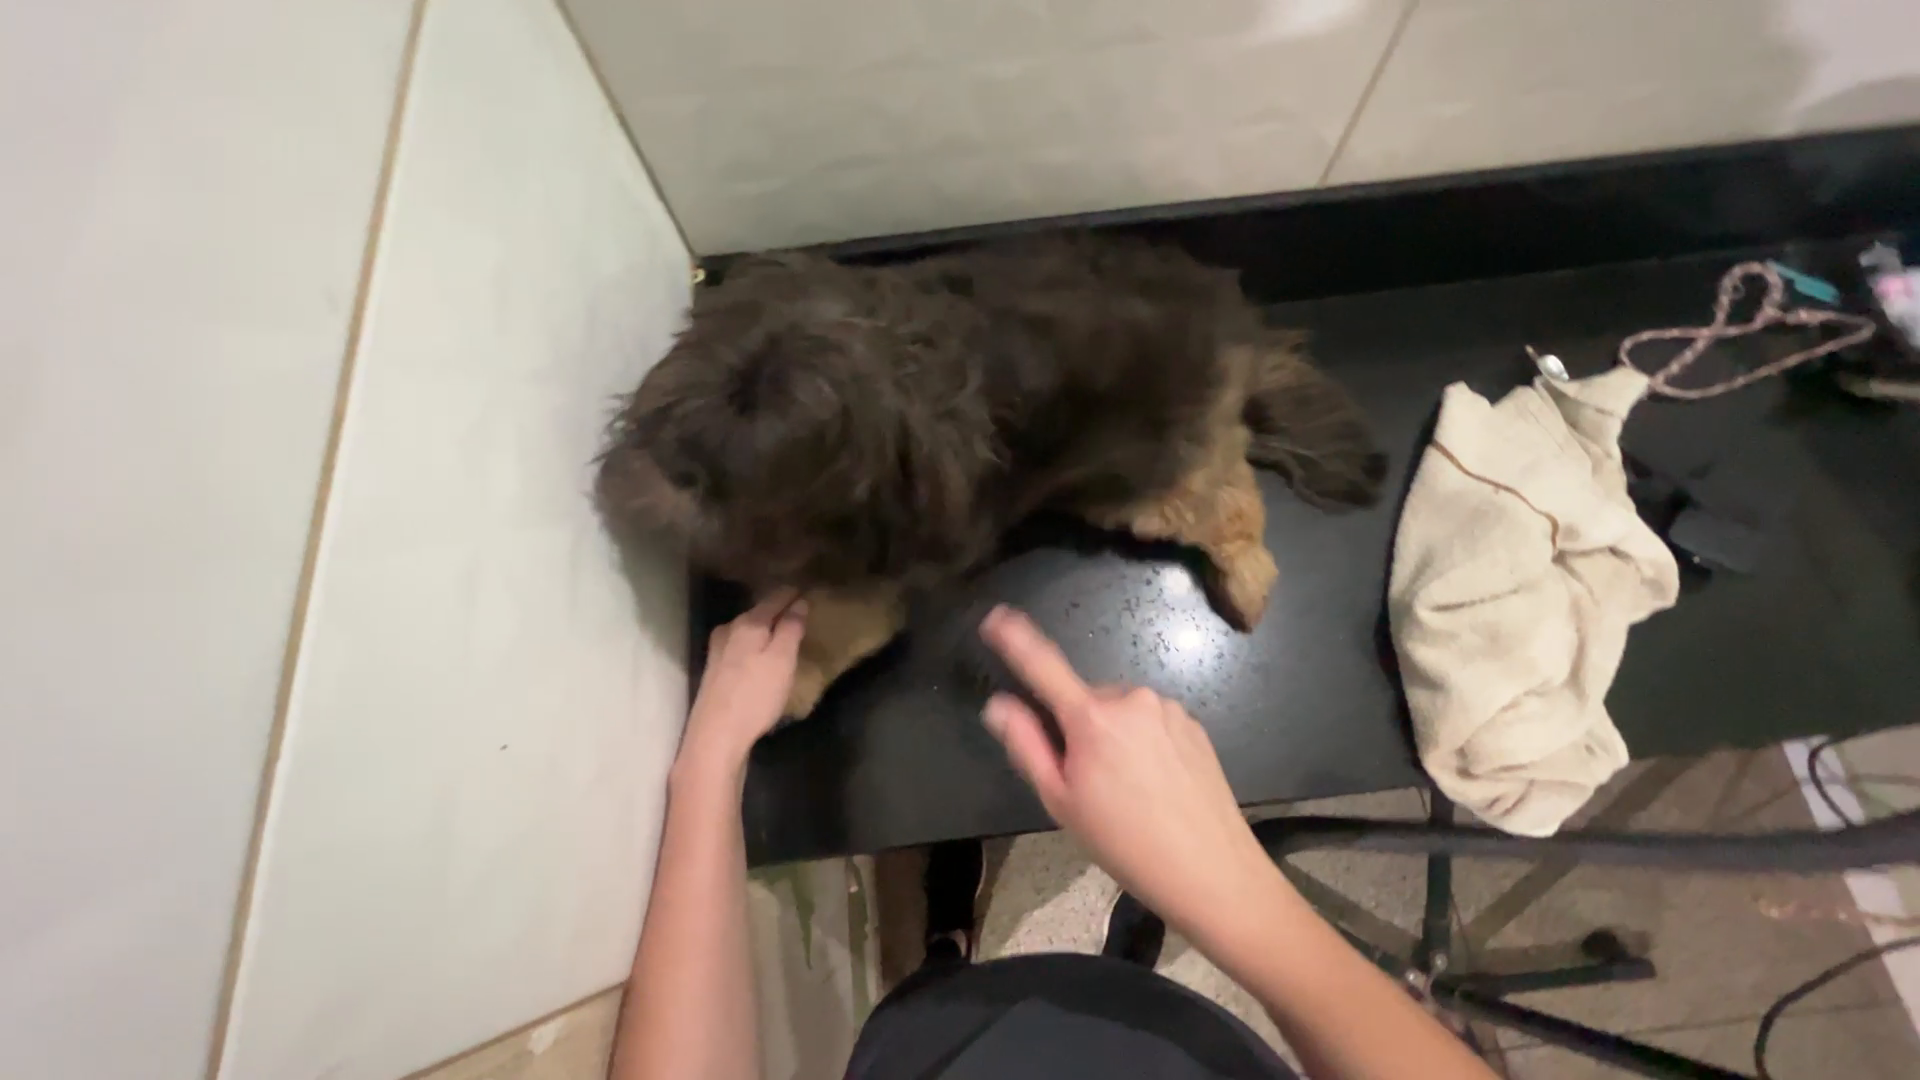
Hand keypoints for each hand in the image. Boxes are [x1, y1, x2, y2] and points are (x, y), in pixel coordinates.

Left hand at [676, 591, 807, 781]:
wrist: (715, 736)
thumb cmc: (755, 696)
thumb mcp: (782, 660)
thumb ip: (791, 628)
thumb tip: (799, 602)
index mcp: (748, 624)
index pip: (775, 599)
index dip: (792, 593)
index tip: (806, 589)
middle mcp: (729, 631)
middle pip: (758, 612)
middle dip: (777, 608)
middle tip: (797, 608)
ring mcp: (717, 650)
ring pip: (746, 629)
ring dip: (763, 627)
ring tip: (781, 629)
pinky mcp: (714, 670)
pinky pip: (739, 645)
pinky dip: (753, 642)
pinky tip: (758, 653)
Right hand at [977, 605, 1281, 945]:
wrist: (1213, 872)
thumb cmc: (1124, 843)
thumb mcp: (1061, 802)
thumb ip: (1026, 745)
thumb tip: (999, 705)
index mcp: (1092, 717)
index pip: (1043, 666)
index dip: (1015, 639)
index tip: (996, 618)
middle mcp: (1131, 698)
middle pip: (1084, 700)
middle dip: (1078, 727)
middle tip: (1088, 780)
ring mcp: (1167, 708)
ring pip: (1119, 712)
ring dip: (1112, 735)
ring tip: (1128, 789)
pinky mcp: (1193, 723)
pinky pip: (1150, 721)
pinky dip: (1143, 742)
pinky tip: (1155, 784)